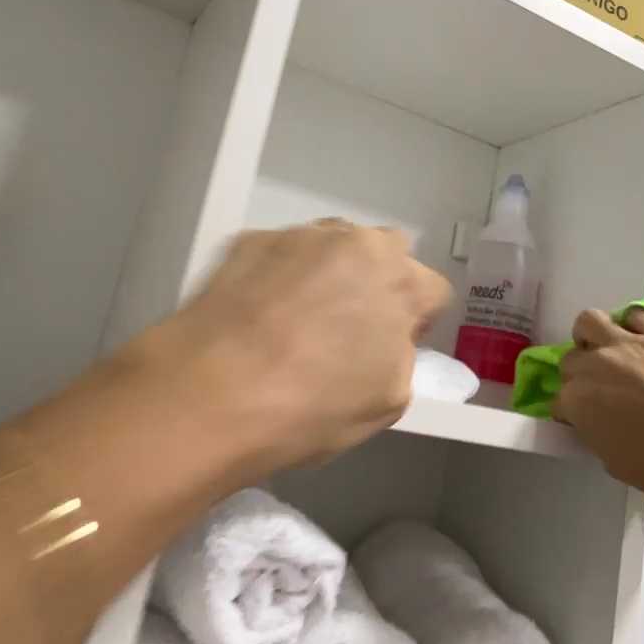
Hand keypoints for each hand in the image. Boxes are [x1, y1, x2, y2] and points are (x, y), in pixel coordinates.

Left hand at [133, 220, 450, 481]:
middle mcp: (355, 243)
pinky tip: (256, 317)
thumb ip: (401, 359)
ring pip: (328, 246)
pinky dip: (276, 277)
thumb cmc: (311, 406)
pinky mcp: (247, 241)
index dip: (416, 321)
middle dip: (374, 283)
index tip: (391, 345)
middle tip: (347, 328)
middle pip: (384, 253)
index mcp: (401, 281)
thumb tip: (386, 343)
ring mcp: (297, 236)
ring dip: (326, 273)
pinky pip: (277, 254)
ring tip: (294, 322)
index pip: (432, 290)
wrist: (210, 394)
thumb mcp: (387, 402)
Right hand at [553, 308, 643, 518]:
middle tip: (599, 389)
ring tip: (606, 350)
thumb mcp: (613, 460)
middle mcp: (596, 365)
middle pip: (571, 360)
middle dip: (579, 376)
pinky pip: (635, 316)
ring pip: (589, 322)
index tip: (583, 418)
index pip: (559, 400)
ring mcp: (629, 344)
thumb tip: (593, 418)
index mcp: (579, 401)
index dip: (571, 410)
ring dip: (591, 337)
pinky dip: (631, 327)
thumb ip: (594, 431)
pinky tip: (641, 342)